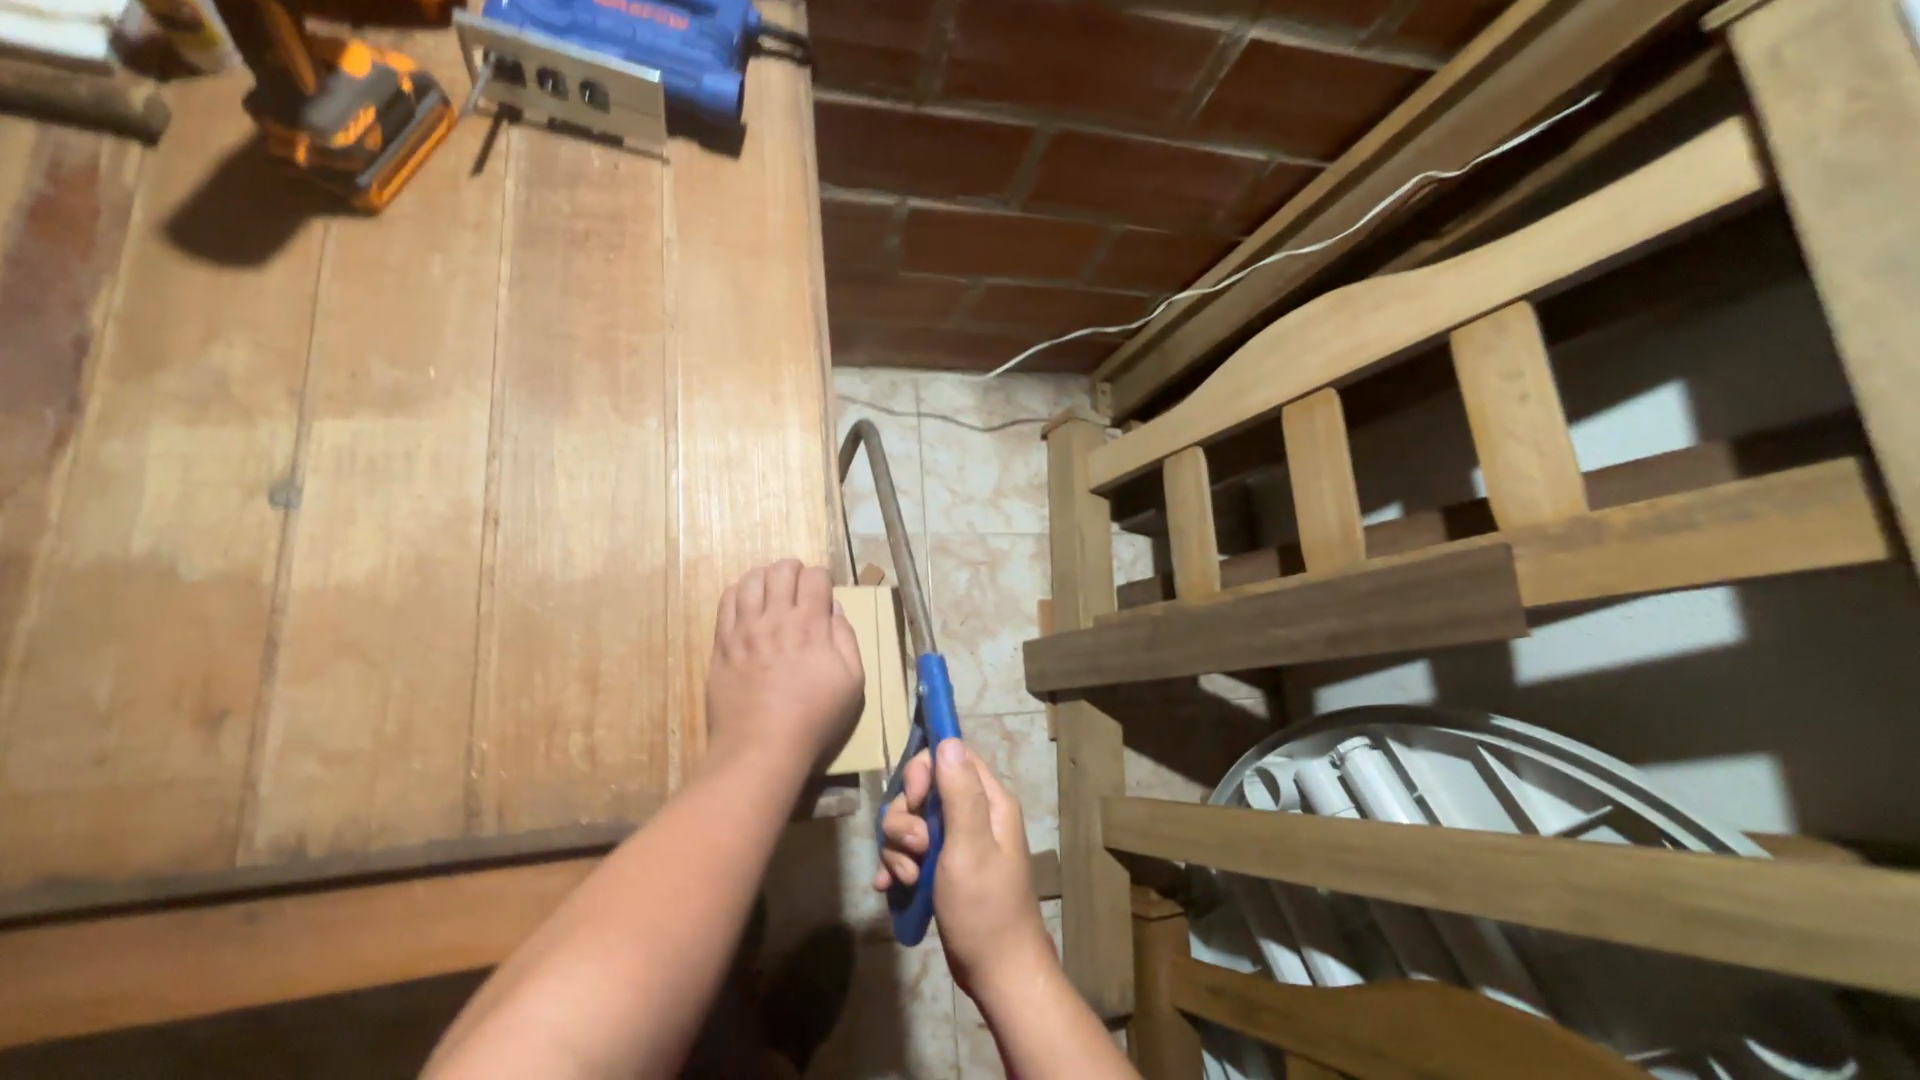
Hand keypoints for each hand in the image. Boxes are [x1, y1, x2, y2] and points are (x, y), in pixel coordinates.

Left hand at [706, 559, 863, 775]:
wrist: (761, 746)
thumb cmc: (815, 718)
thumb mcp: (852, 682)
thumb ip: (847, 640)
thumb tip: (835, 610)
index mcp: (811, 625)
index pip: (815, 577)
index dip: (822, 577)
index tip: (823, 589)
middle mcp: (776, 617)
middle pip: (782, 571)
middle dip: (794, 568)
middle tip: (798, 581)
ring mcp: (745, 628)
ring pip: (751, 580)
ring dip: (765, 576)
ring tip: (771, 586)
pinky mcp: (722, 643)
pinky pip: (726, 602)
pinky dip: (738, 591)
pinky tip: (745, 600)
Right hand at [874, 739, 1055, 1001]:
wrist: (996, 971)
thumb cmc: (986, 908)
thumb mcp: (970, 847)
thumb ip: (960, 794)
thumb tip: (949, 740)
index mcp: (990, 802)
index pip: (953, 757)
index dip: (926, 771)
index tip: (917, 799)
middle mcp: (974, 816)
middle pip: (924, 790)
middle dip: (907, 818)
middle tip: (916, 849)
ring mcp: (956, 844)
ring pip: (910, 822)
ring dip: (899, 849)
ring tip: (908, 879)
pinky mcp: (941, 869)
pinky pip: (907, 852)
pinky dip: (896, 866)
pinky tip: (890, 888)